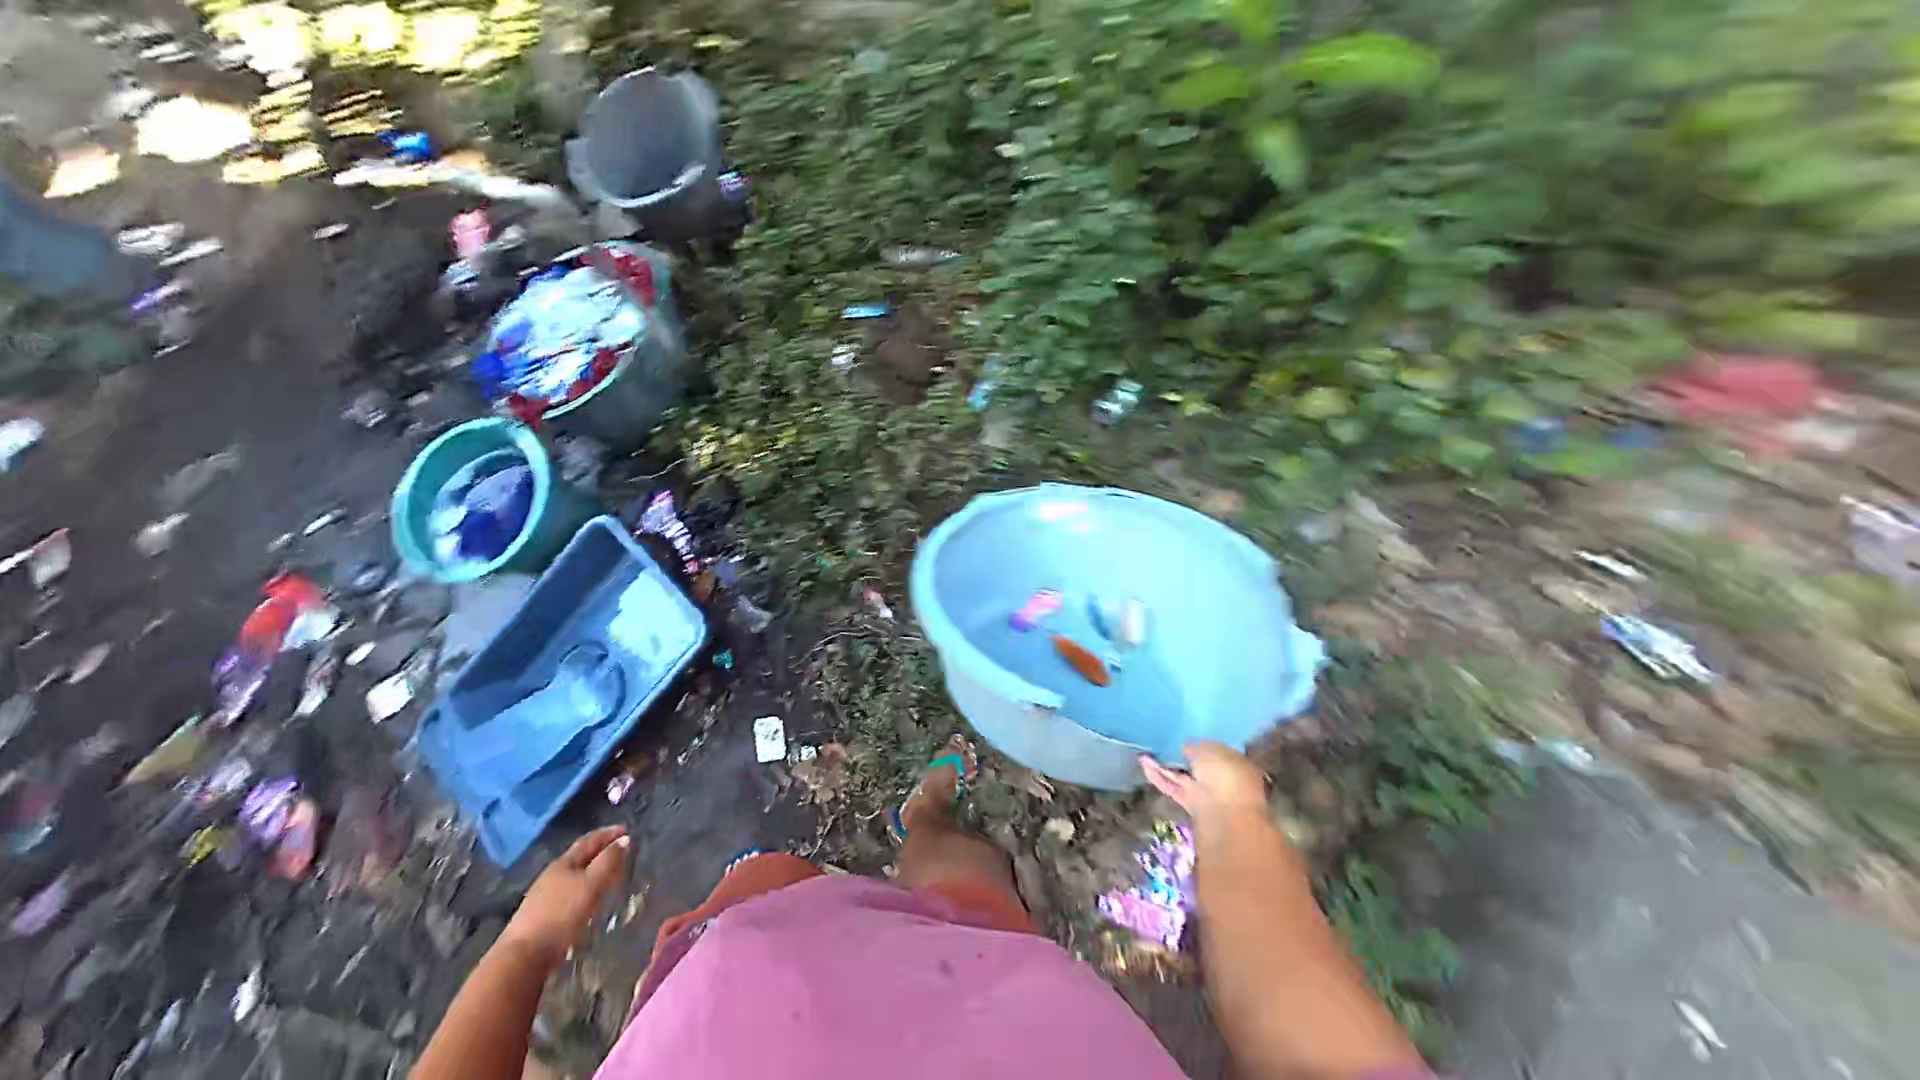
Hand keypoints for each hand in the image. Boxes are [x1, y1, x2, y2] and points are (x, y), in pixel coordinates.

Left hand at [498, 825, 630, 967]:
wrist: (523, 956)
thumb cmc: (561, 915)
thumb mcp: (591, 885)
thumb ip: (608, 861)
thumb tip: (624, 839)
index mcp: (564, 863)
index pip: (589, 841)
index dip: (608, 834)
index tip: (626, 830)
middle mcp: (552, 874)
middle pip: (580, 856)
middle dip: (600, 850)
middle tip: (621, 849)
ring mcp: (544, 895)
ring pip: (574, 875)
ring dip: (592, 870)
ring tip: (609, 873)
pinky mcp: (542, 914)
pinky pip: (569, 891)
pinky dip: (584, 887)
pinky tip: (589, 898)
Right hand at [1141, 741, 1269, 829]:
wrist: (1224, 813)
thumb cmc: (1224, 773)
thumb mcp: (1208, 749)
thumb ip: (1193, 746)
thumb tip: (1183, 747)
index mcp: (1235, 761)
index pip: (1216, 750)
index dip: (1199, 743)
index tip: (1182, 736)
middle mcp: (1222, 778)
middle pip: (1197, 765)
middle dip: (1180, 756)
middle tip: (1161, 744)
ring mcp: (1206, 793)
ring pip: (1183, 777)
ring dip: (1164, 766)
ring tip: (1145, 753)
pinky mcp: (1191, 804)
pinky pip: (1174, 787)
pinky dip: (1160, 778)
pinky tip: (1144, 766)